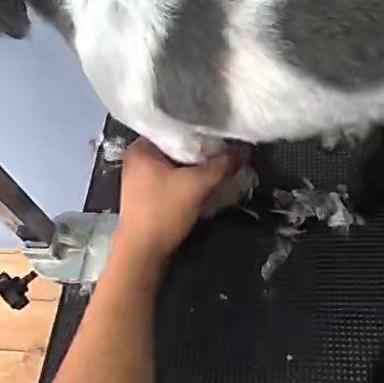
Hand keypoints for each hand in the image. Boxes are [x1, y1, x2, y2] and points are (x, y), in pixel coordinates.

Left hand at [114, 138, 245, 263]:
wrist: (143, 255)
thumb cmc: (164, 212)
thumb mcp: (198, 185)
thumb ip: (223, 164)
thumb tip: (245, 149)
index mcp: (141, 147)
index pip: (175, 127)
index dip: (202, 130)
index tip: (223, 134)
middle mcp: (138, 159)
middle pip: (178, 147)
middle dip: (202, 151)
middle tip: (227, 150)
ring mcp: (141, 179)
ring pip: (177, 165)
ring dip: (198, 168)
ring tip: (222, 164)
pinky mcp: (148, 196)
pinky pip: (174, 179)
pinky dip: (190, 180)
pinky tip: (207, 182)